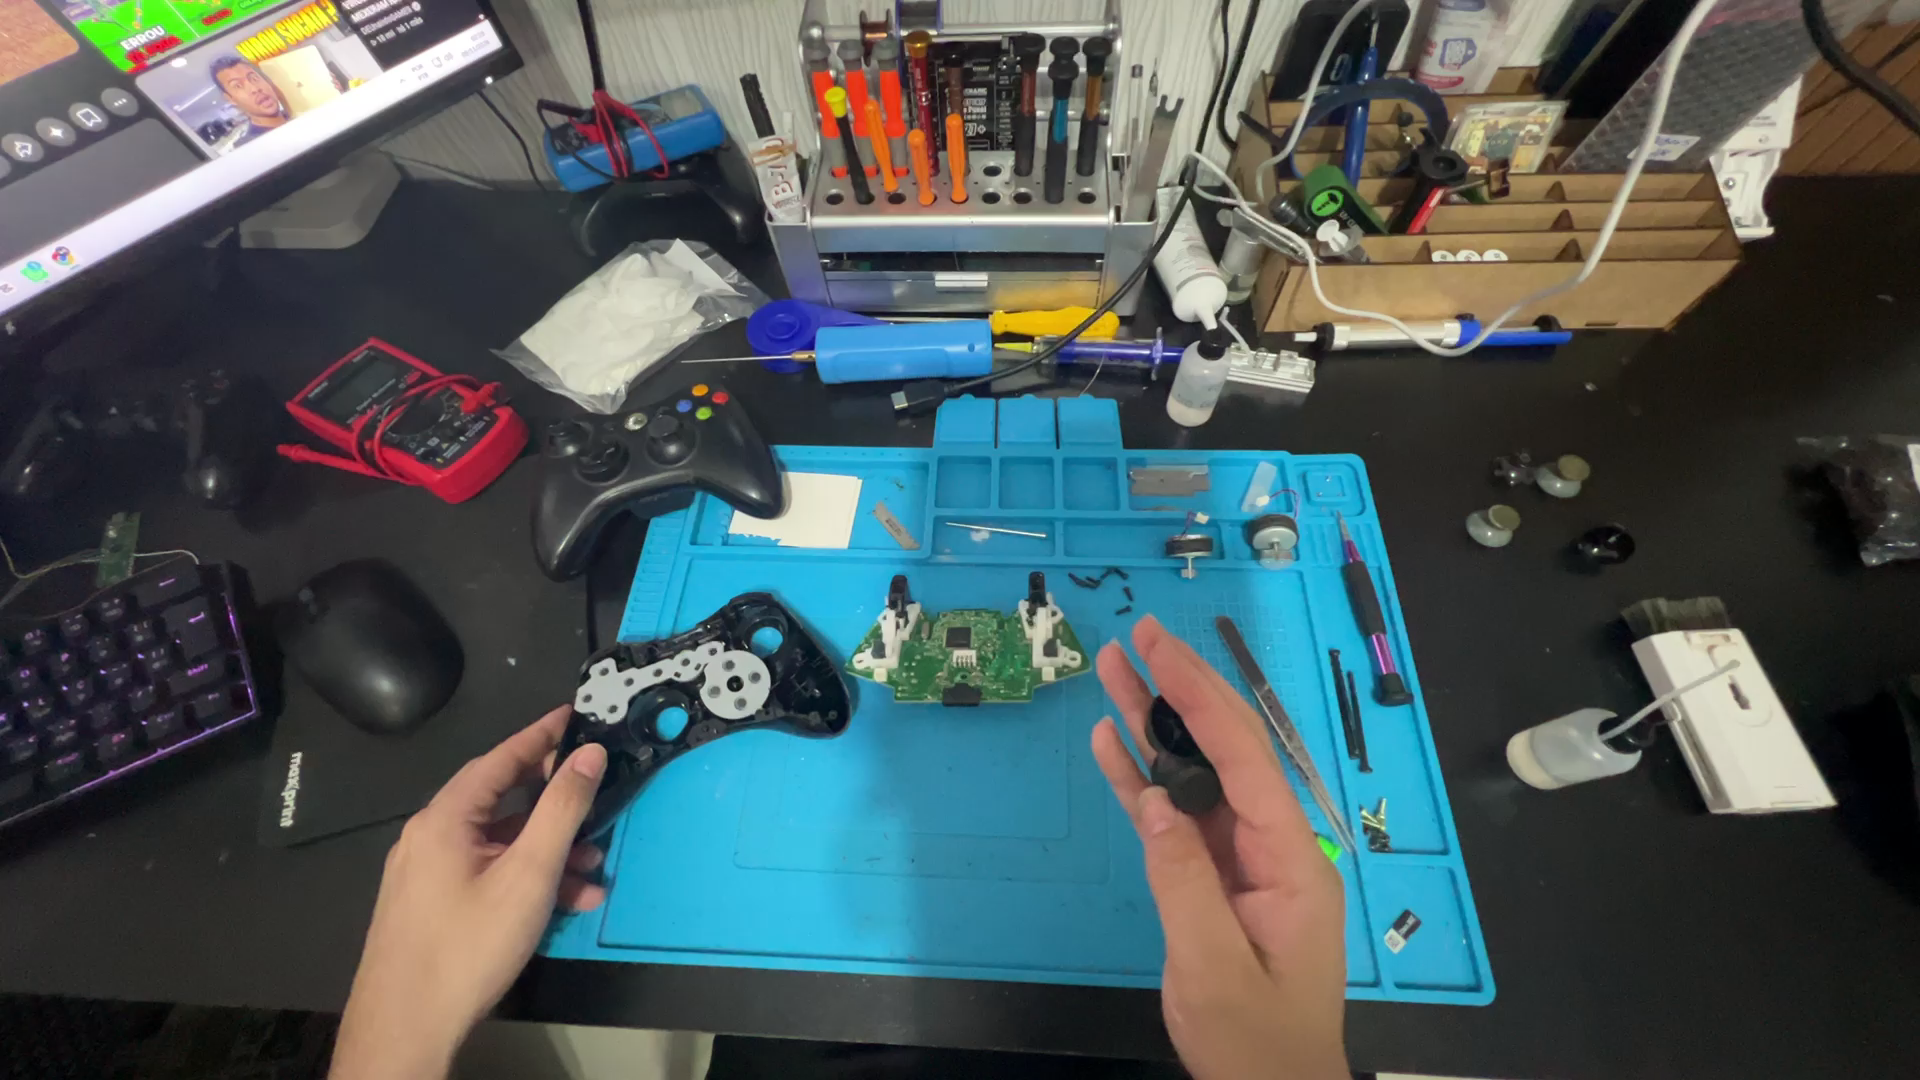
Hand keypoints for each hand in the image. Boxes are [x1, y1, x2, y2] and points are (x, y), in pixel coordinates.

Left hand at [329, 706, 608, 1079]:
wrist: (403, 1038)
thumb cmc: (469, 944)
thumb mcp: (529, 872)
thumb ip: (563, 806)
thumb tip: (589, 753)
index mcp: (445, 820)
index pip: (500, 758)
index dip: (541, 734)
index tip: (575, 714)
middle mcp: (431, 838)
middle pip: (503, 798)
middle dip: (557, 800)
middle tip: (596, 786)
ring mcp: (431, 873)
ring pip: (503, 841)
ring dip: (552, 849)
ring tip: (594, 867)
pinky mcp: (435, 904)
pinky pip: (491, 871)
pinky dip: (530, 877)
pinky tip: (570, 900)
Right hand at [1090, 617, 1348, 1079]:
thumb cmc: (1254, 1041)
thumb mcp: (1217, 969)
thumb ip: (1184, 880)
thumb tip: (1153, 803)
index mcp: (1289, 856)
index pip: (1243, 756)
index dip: (1200, 696)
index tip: (1159, 650)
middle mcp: (1265, 837)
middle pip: (1222, 745)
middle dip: (1183, 686)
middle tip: (1141, 635)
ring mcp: (1232, 849)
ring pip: (1190, 768)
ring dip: (1153, 718)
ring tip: (1114, 668)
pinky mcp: (1201, 864)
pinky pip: (1167, 808)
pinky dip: (1138, 772)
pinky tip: (1111, 737)